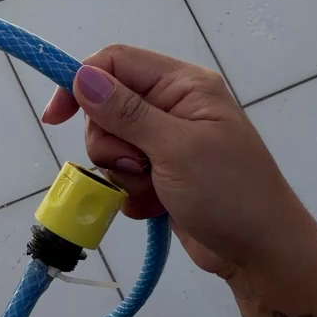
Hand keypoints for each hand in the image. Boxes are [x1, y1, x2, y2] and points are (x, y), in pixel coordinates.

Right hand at [40, 45, 316, 288]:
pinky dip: (130, 193)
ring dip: (121, 174)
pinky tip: (156, 206)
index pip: (115, 63)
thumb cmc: (229, 193)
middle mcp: (172, 106)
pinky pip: (121, 176)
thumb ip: (126, 112)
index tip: (55, 119)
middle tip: (138, 165)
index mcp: (183, 85)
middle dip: (110, 143)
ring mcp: (166, 142)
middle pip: (105, 108)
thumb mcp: (176, 148)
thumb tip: (82, 77)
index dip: (80, 84)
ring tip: (154, 189)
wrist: (260, 253)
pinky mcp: (160, 174)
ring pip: (110, 146)